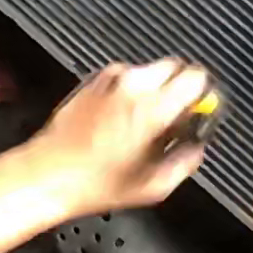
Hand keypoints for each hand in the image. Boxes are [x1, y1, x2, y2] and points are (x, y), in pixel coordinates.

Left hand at [16, 59, 212, 219]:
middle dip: (180, 87)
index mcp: (152, 108)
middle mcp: (133, 85)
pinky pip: (126, 76)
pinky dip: (132, 90)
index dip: (203, 93)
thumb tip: (197, 146)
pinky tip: (122, 118)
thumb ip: (186, 161)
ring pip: (150, 70)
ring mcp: (111, 79)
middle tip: (175, 115)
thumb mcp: (153, 186)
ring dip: (156, 88)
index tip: (200, 109)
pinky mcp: (94, 80)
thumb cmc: (95, 182)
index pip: (196, 77)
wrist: (49, 173)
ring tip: (144, 122)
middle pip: (175, 66)